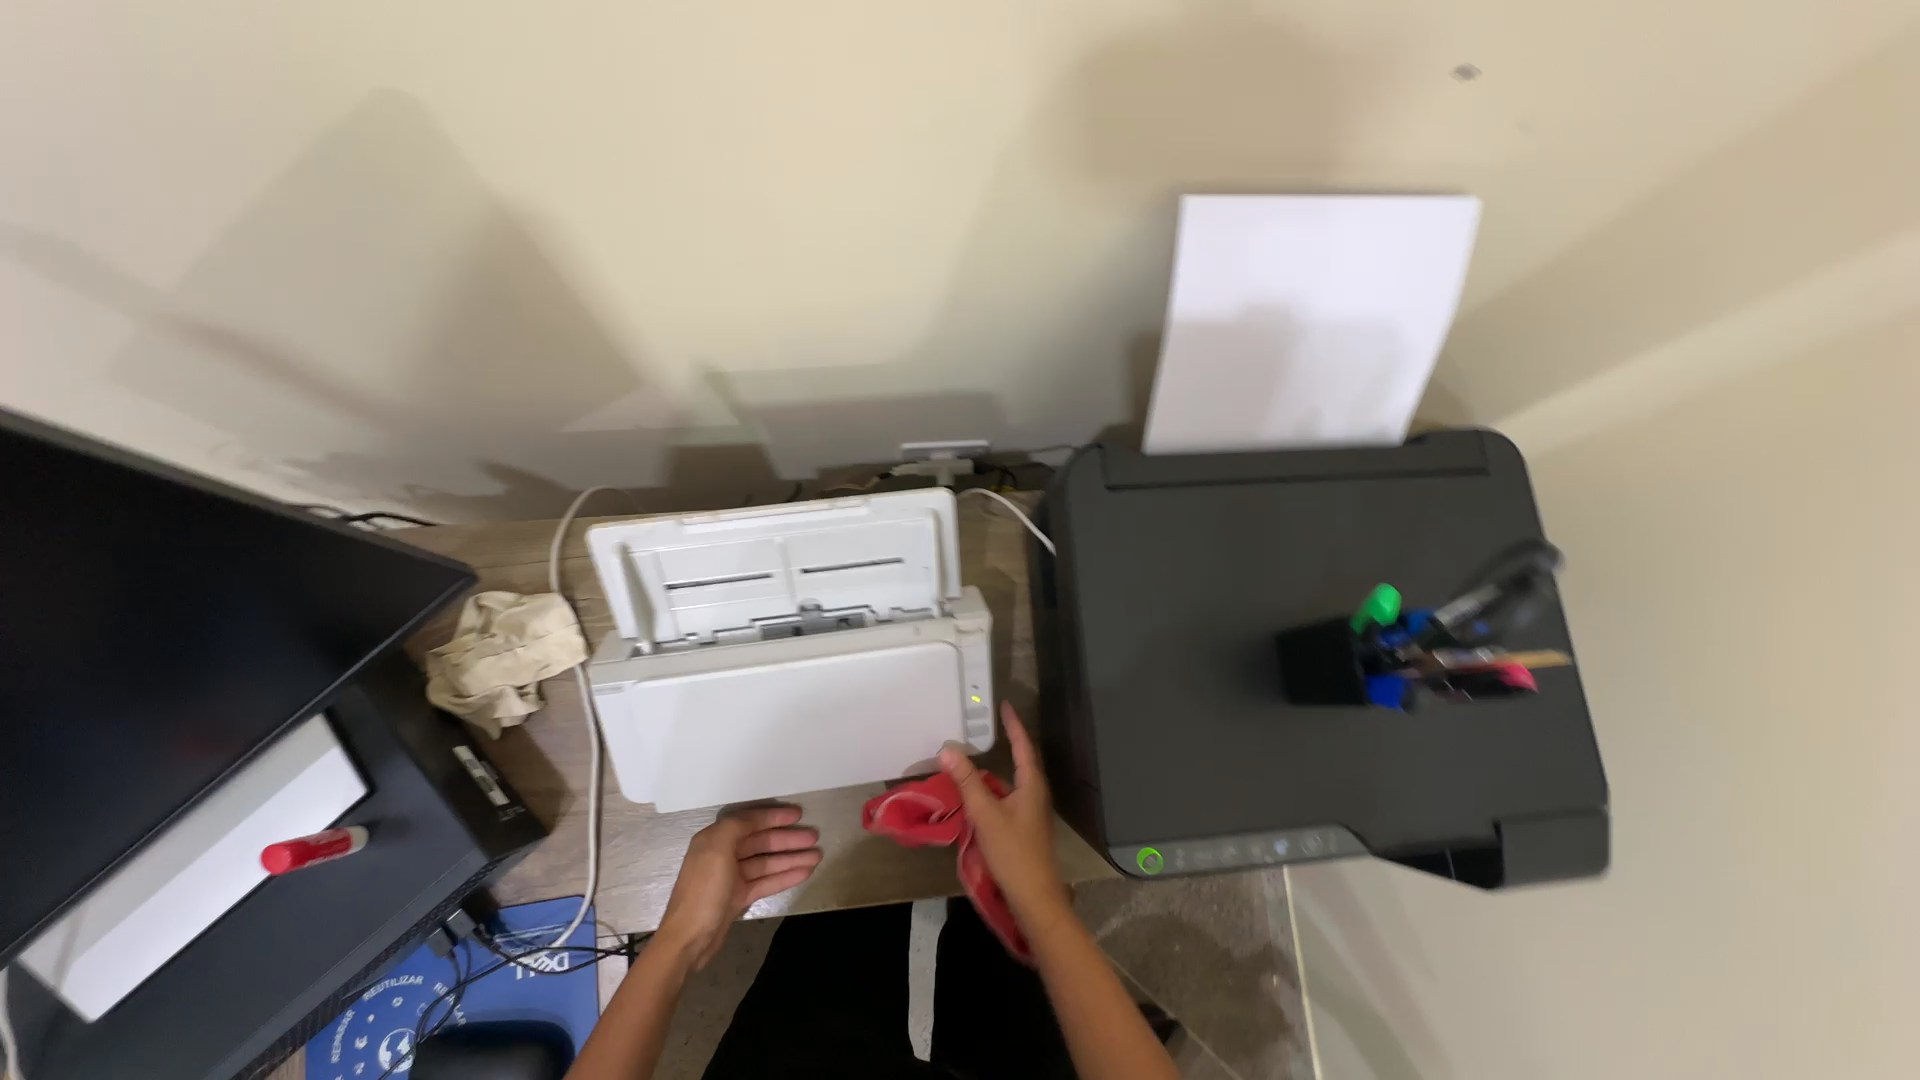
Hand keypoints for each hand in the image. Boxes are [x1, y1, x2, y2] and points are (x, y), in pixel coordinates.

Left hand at [656, 805, 821, 968]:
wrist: (688, 940)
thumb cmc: (704, 890)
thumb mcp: (718, 848)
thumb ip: (737, 826)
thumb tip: (757, 818)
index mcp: (715, 839)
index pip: (750, 822)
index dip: (774, 817)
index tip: (798, 814)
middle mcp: (723, 854)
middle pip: (762, 842)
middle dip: (788, 839)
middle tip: (814, 837)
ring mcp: (732, 877)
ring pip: (767, 863)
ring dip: (792, 858)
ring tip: (817, 856)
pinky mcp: (739, 897)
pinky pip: (766, 881)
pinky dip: (785, 876)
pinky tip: (805, 873)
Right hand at [939, 703, 1070, 937]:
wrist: (1034, 896)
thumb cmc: (1013, 852)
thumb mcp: (985, 814)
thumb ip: (967, 781)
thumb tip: (948, 750)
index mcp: (1032, 785)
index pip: (1023, 745)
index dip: (1013, 725)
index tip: (1005, 705)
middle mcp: (1036, 793)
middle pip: (1023, 759)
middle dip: (1010, 740)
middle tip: (993, 723)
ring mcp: (1032, 811)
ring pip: (1016, 779)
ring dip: (1002, 764)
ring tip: (982, 752)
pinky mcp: (1026, 826)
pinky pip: (1011, 794)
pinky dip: (997, 784)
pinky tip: (982, 790)